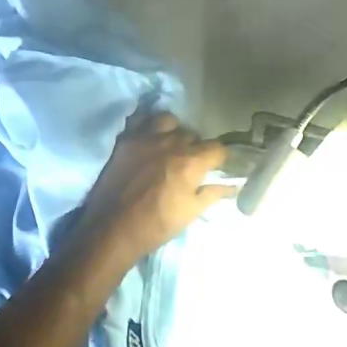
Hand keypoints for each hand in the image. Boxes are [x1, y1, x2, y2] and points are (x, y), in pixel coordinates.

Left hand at [75, 110, 236, 265]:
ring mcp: (146, 137)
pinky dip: (146, 123)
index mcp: (190, 162)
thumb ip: (213, 194)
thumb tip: (233, 186)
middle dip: (195, 147)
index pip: (217, 148)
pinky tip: (148, 135)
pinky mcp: (125, 139)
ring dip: (173, 130)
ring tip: (169, 145)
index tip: (215, 166)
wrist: (113, 227)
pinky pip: (139, 118)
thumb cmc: (156, 224)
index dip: (219, 158)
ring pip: (168, 120)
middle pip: (192, 134)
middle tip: (189, 163)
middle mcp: (171, 143)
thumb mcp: (190, 212)